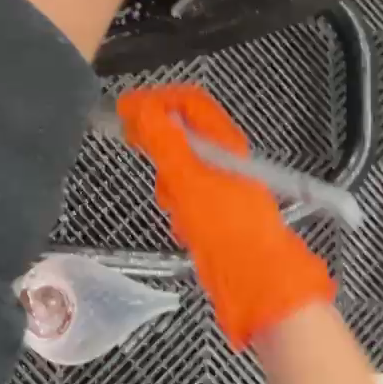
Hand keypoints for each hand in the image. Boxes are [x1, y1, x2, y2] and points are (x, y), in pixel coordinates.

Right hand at [116, 84, 335, 348]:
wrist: (258, 283)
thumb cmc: (230, 230)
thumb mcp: (187, 179)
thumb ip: (162, 141)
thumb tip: (141, 108)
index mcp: (226, 143)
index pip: (188, 102)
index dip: (155, 100)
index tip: (125, 109)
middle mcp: (226, 161)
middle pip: (183, 132)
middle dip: (156, 137)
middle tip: (131, 140)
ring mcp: (222, 187)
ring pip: (182, 166)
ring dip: (167, 176)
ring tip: (166, 194)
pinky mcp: (215, 214)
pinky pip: (186, 196)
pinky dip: (176, 203)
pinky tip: (179, 221)